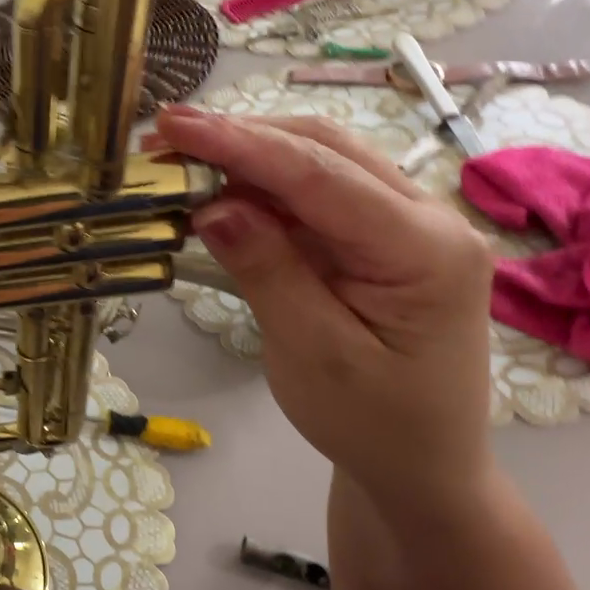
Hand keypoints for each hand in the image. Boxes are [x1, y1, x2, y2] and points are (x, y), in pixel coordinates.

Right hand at [155, 106, 495, 512]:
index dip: (241, 144)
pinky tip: (218, 185)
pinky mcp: (377, 238)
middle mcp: (427, 219)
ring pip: (321, 159)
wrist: (421, 464)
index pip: (321, 175)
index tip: (173, 126)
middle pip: (326, 149)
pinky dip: (260, 182)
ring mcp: (406, 224)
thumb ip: (269, 272)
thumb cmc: (371, 422)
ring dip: (248, 151)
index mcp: (426, 249)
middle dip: (241, 135)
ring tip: (179, 155)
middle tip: (162, 136)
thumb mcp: (312, 354)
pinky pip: (315, 191)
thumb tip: (213, 206)